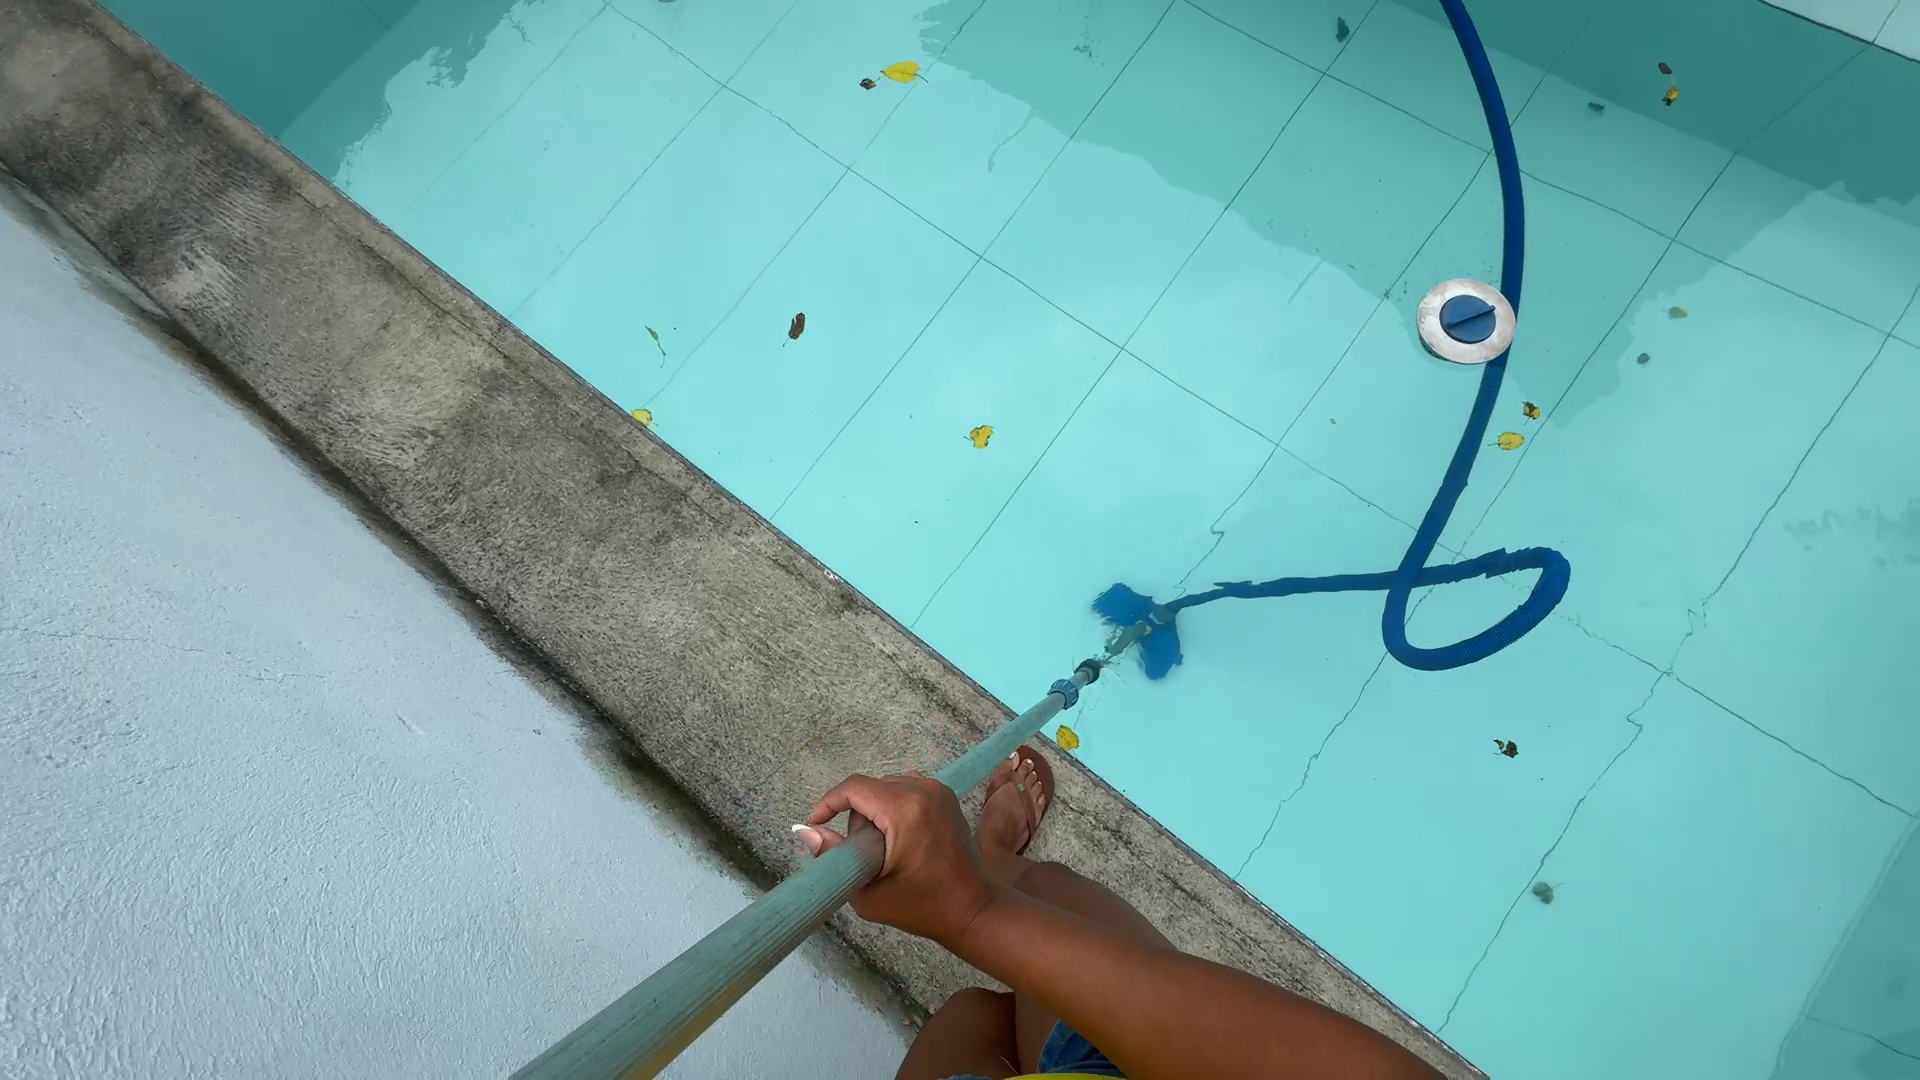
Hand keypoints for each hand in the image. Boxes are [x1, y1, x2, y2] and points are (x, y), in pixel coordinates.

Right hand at [796, 772, 998, 947]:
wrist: (972, 909)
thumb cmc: (920, 906)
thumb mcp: (868, 890)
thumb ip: (835, 855)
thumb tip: (805, 831)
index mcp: (905, 809)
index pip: (854, 788)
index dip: (828, 803)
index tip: (814, 824)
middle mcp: (923, 789)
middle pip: (871, 788)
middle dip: (857, 818)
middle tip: (862, 855)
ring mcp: (938, 789)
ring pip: (887, 787)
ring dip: (875, 812)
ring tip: (881, 850)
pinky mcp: (946, 795)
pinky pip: (906, 788)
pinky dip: (894, 807)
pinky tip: (898, 838)